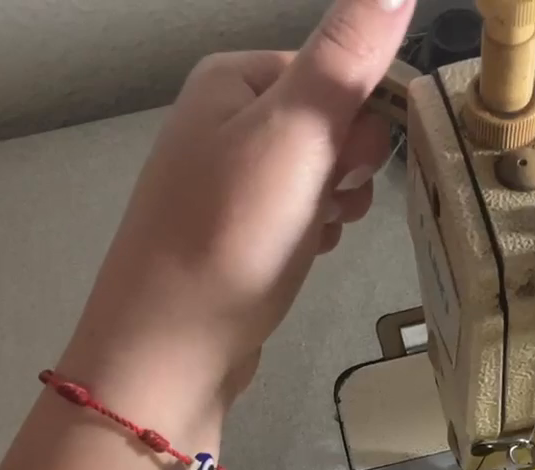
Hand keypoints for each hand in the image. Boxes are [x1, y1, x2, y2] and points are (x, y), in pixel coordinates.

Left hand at [62, 0, 412, 400]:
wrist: (173, 345)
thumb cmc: (232, 235)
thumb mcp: (296, 136)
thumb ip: (346, 59)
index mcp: (235, 79)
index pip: (334, 69)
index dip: (361, 117)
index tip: (350, 164)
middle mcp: (226, 121)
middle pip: (329, 123)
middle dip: (346, 166)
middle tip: (327, 204)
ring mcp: (229, 181)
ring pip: (319, 175)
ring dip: (335, 204)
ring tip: (316, 236)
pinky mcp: (237, 234)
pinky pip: (299, 216)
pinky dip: (314, 233)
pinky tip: (304, 255)